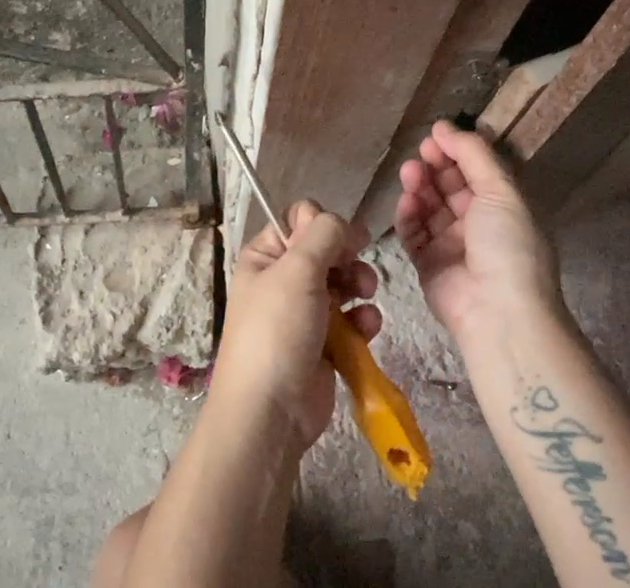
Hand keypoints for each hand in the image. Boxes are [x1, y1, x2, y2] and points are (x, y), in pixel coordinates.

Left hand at [215, 200, 381, 451]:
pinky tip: (365, 329)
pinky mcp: (325, 343)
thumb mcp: (296, 271)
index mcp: (264, 256)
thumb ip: (322, 235)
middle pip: (327, 250)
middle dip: (348, 258)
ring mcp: (304, 313)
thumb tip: (337, 219)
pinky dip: (362, 320)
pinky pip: (352, 318)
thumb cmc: (277, 331)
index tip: (342, 241)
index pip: (299, 220)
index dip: (324, 225)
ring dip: (360, 286)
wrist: (271, 410)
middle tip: (355, 273)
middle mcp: (282, 280)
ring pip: (344, 283)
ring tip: (364, 298)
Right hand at [395, 120, 564, 345]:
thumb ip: (473, 155)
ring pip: (428, 207)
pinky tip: (407, 201)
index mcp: (504, 207)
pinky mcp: (427, 264)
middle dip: (435, 167)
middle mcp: (479, 224)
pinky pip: (413, 233)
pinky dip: (408, 215)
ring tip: (411, 173)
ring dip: (419, 187)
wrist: (498, 311)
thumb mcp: (501, 192)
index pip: (476, 171)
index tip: (435, 135)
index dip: (457, 151)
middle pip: (450, 187)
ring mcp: (451, 245)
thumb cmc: (508, 245)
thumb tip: (445, 126)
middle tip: (421, 154)